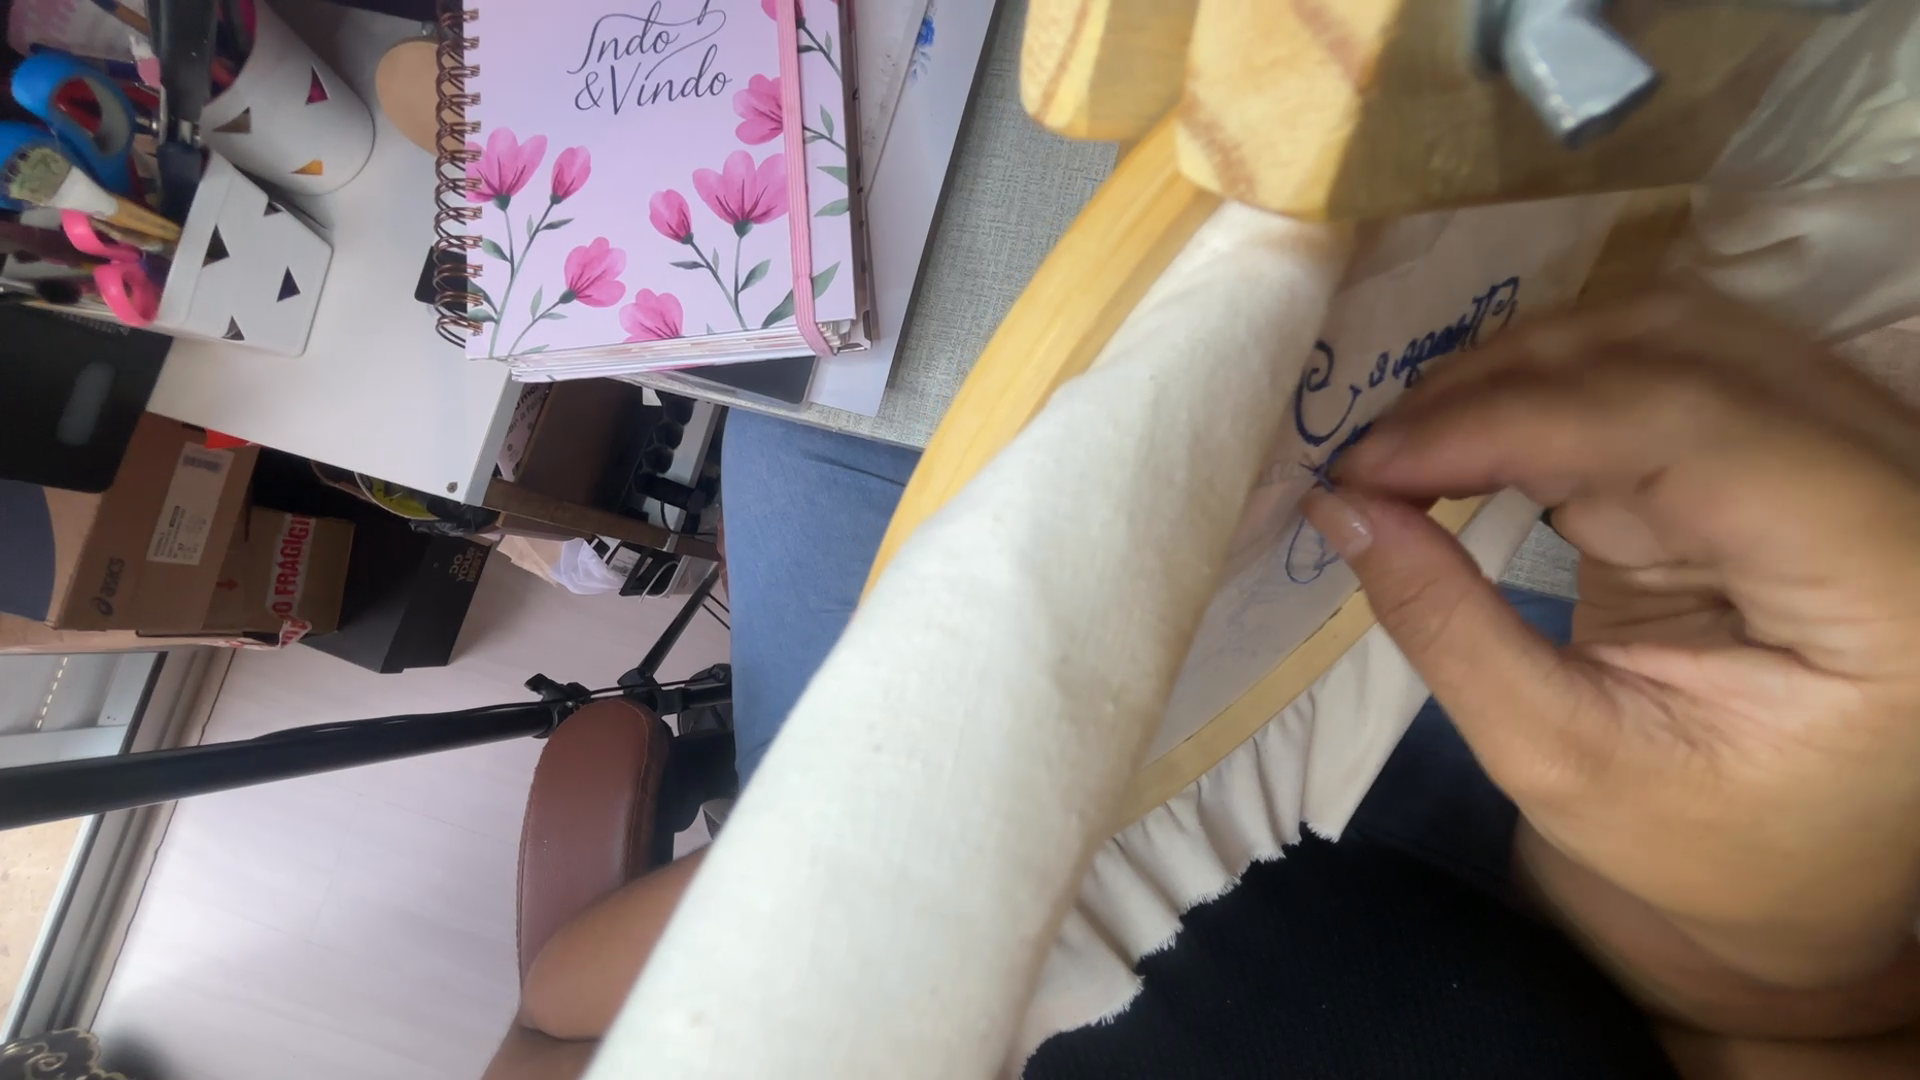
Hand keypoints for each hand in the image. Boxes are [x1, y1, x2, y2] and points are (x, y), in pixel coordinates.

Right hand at [1302, 292, 1919, 998]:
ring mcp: (1840, 460)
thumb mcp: (1549, 753)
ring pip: (1657, 336)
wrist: (1780, 870)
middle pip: (1679, 346)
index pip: (1686, 426)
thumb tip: (1338, 506)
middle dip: (1495, 383)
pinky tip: (1447, 447)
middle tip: (1370, 454)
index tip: (1365, 465)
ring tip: (1400, 445)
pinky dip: (1521, 402)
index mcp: (1894, 583)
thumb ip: (1441, 623)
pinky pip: (1633, 381)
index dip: (1504, 423)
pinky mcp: (1761, 465)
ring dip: (1506, 375)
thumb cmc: (1689, 846)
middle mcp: (1902, 486)